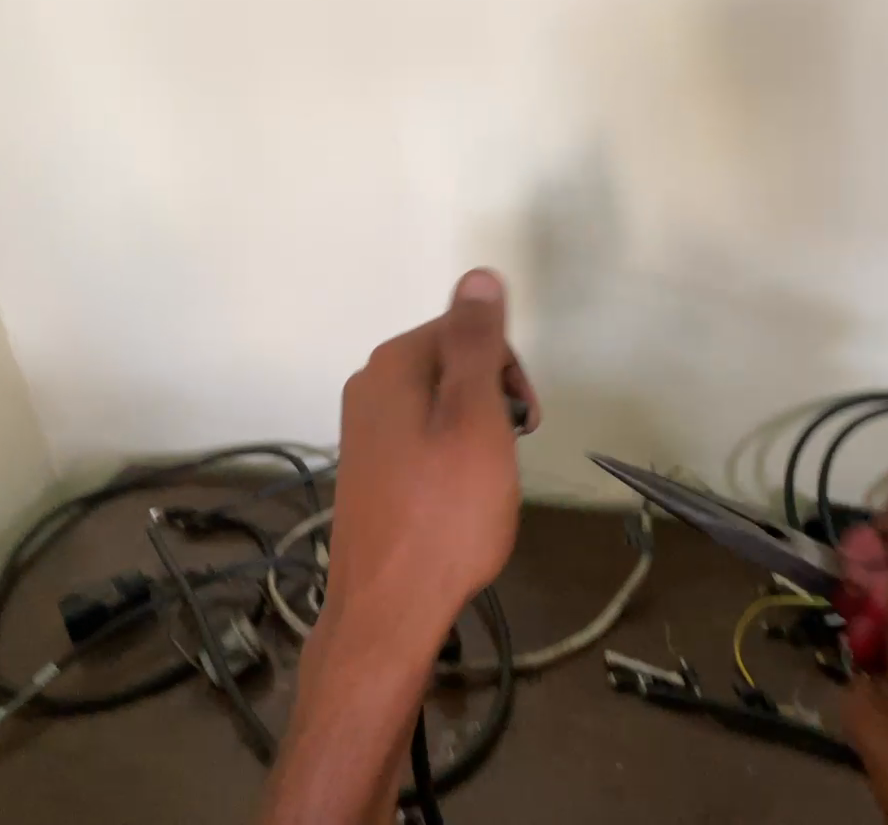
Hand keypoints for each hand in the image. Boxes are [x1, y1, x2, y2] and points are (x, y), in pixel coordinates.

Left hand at [325, 268, 539, 629]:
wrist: (390, 610)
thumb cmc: (445, 512)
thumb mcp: (474, 417)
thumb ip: (477, 343)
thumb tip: (478, 276)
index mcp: (392, 366)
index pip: (466, 331)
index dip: (506, 371)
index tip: (522, 421)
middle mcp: (370, 388)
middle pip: (452, 365)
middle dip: (492, 399)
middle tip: (507, 452)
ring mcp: (365, 432)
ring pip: (442, 404)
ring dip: (477, 431)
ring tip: (486, 480)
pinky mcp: (371, 469)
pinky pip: (424, 439)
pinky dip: (452, 456)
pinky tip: (459, 497)